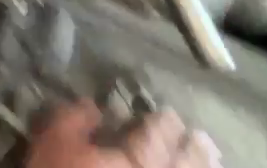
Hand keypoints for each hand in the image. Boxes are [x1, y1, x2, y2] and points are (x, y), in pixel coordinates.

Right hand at [28, 103, 221, 167]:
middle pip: (183, 165)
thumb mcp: (55, 140)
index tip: (169, 113)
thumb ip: (75, 118)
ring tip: (211, 161)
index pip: (154, 138)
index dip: (163, 124)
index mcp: (135, 162)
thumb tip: (94, 105)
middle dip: (193, 150)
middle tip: (201, 137)